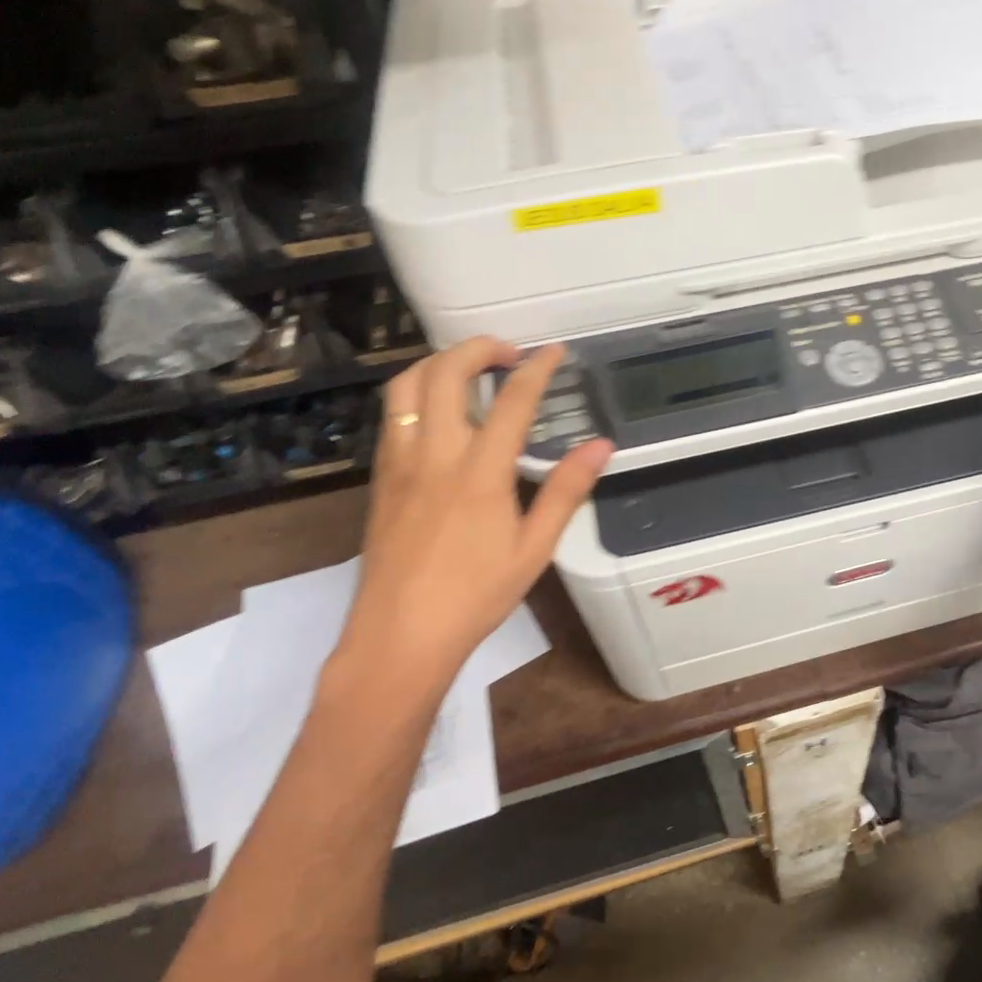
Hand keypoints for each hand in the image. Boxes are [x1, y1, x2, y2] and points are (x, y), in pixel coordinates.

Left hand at [336, 338, 611, 683]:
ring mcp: (399, 463)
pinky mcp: (381, 478)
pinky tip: (440, 412)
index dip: (536, 368)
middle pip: (444, 374)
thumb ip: (566, 491)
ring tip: (470, 369)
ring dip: (439, 363)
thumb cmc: (476, 595)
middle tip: (508, 352)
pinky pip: (393, 415)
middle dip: (476, 347)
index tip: (554, 352)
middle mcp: (434, 455)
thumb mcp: (535, 548)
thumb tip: (600, 446)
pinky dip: (417, 393)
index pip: (511, 400)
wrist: (401, 634)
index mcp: (480, 473)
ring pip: (406, 386)